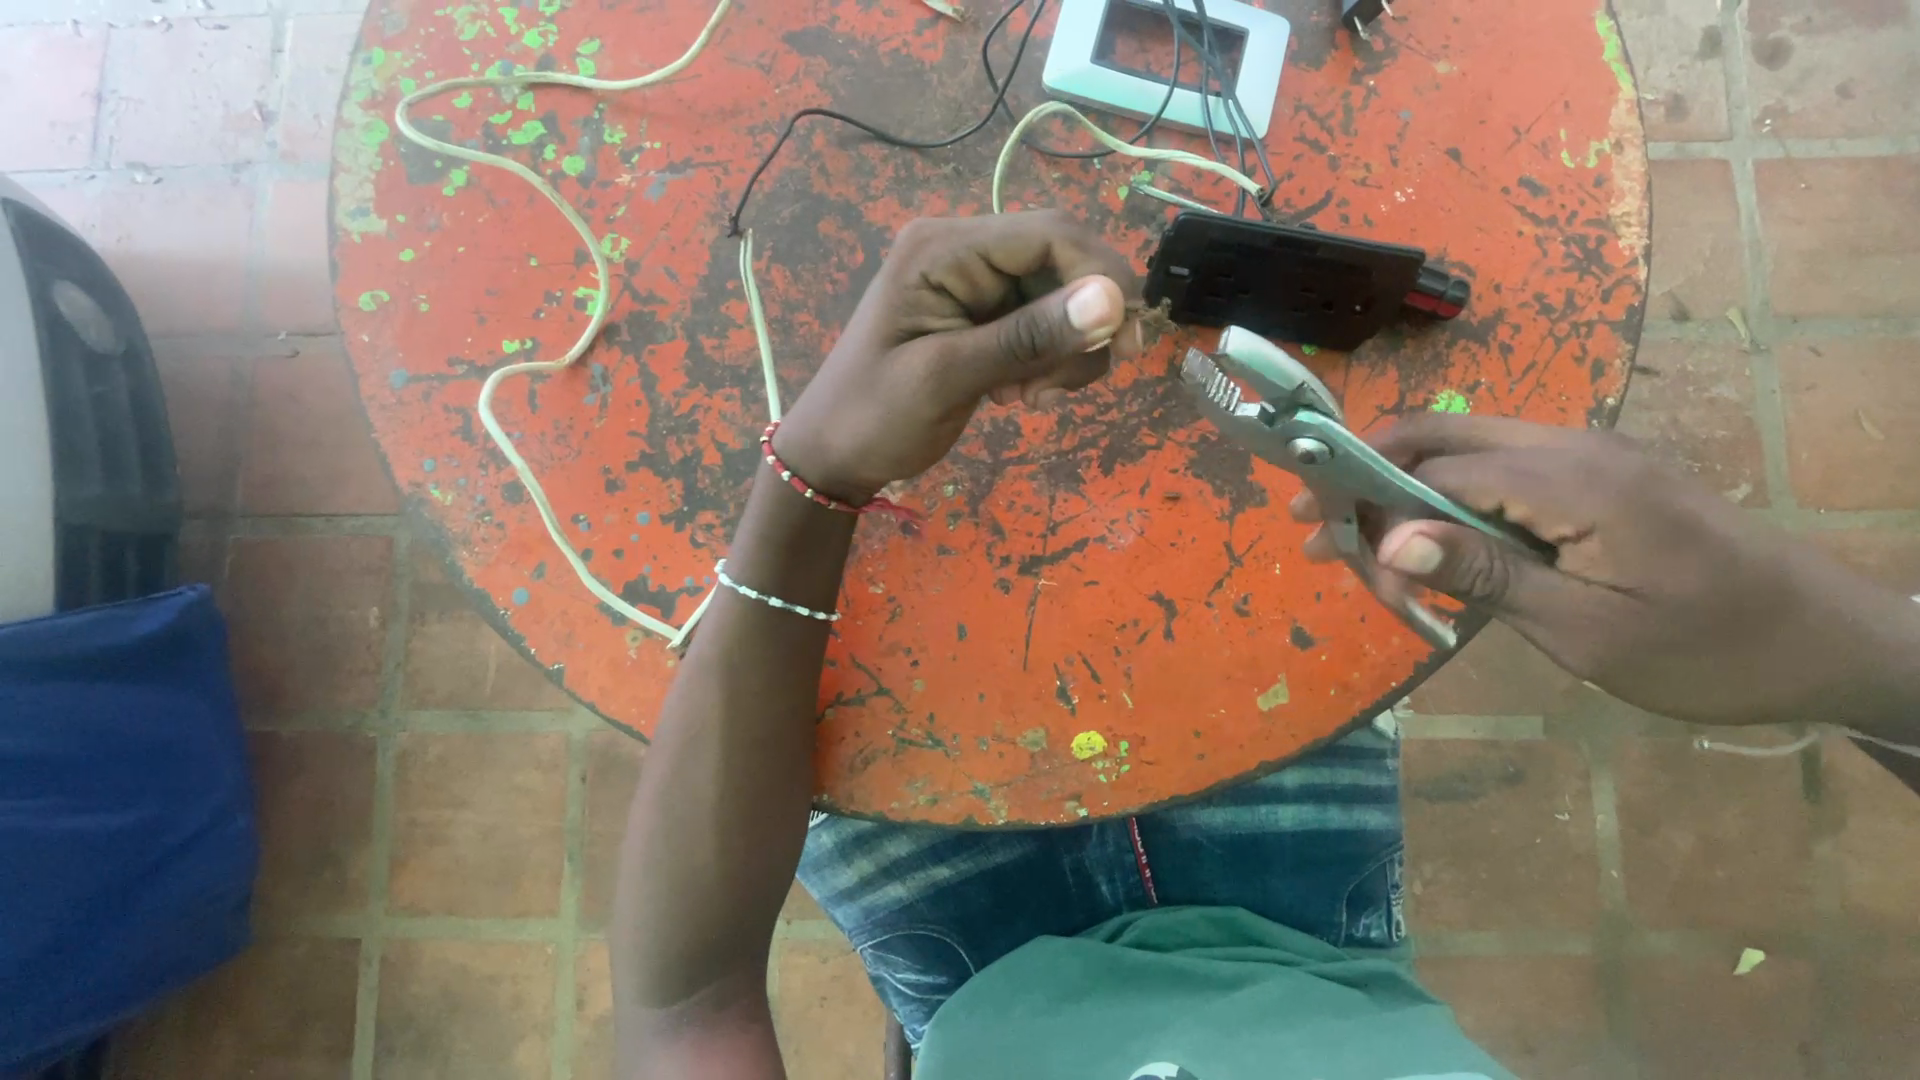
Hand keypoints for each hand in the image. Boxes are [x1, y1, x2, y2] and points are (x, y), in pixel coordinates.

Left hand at [772, 211, 1138, 502]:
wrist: (835, 455)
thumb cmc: (874, 416)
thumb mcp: (946, 377)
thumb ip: (1027, 337)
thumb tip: (1113, 300)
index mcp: (944, 248)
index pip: (1050, 234)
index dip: (1102, 278)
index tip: (1129, 340)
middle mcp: (964, 253)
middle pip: (1063, 265)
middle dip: (1082, 326)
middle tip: (1061, 389)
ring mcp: (974, 287)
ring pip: (1061, 301)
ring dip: (1066, 352)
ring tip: (1028, 398)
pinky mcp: (983, 320)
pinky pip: (1042, 328)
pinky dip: (1048, 362)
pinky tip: (1018, 395)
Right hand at [1292, 415, 1919, 727]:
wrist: (1830, 642)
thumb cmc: (1708, 650)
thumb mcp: (1587, 629)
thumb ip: (1484, 575)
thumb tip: (1387, 540)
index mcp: (1574, 480)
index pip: (1433, 470)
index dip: (1367, 504)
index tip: (1323, 545)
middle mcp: (1571, 446)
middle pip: (1434, 433)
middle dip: (1364, 474)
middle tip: (1316, 525)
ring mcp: (1583, 454)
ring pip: (1457, 447)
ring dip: (1398, 489)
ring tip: (1360, 547)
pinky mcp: (1590, 474)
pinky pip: (1492, 468)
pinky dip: (1441, 499)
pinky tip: (1425, 545)